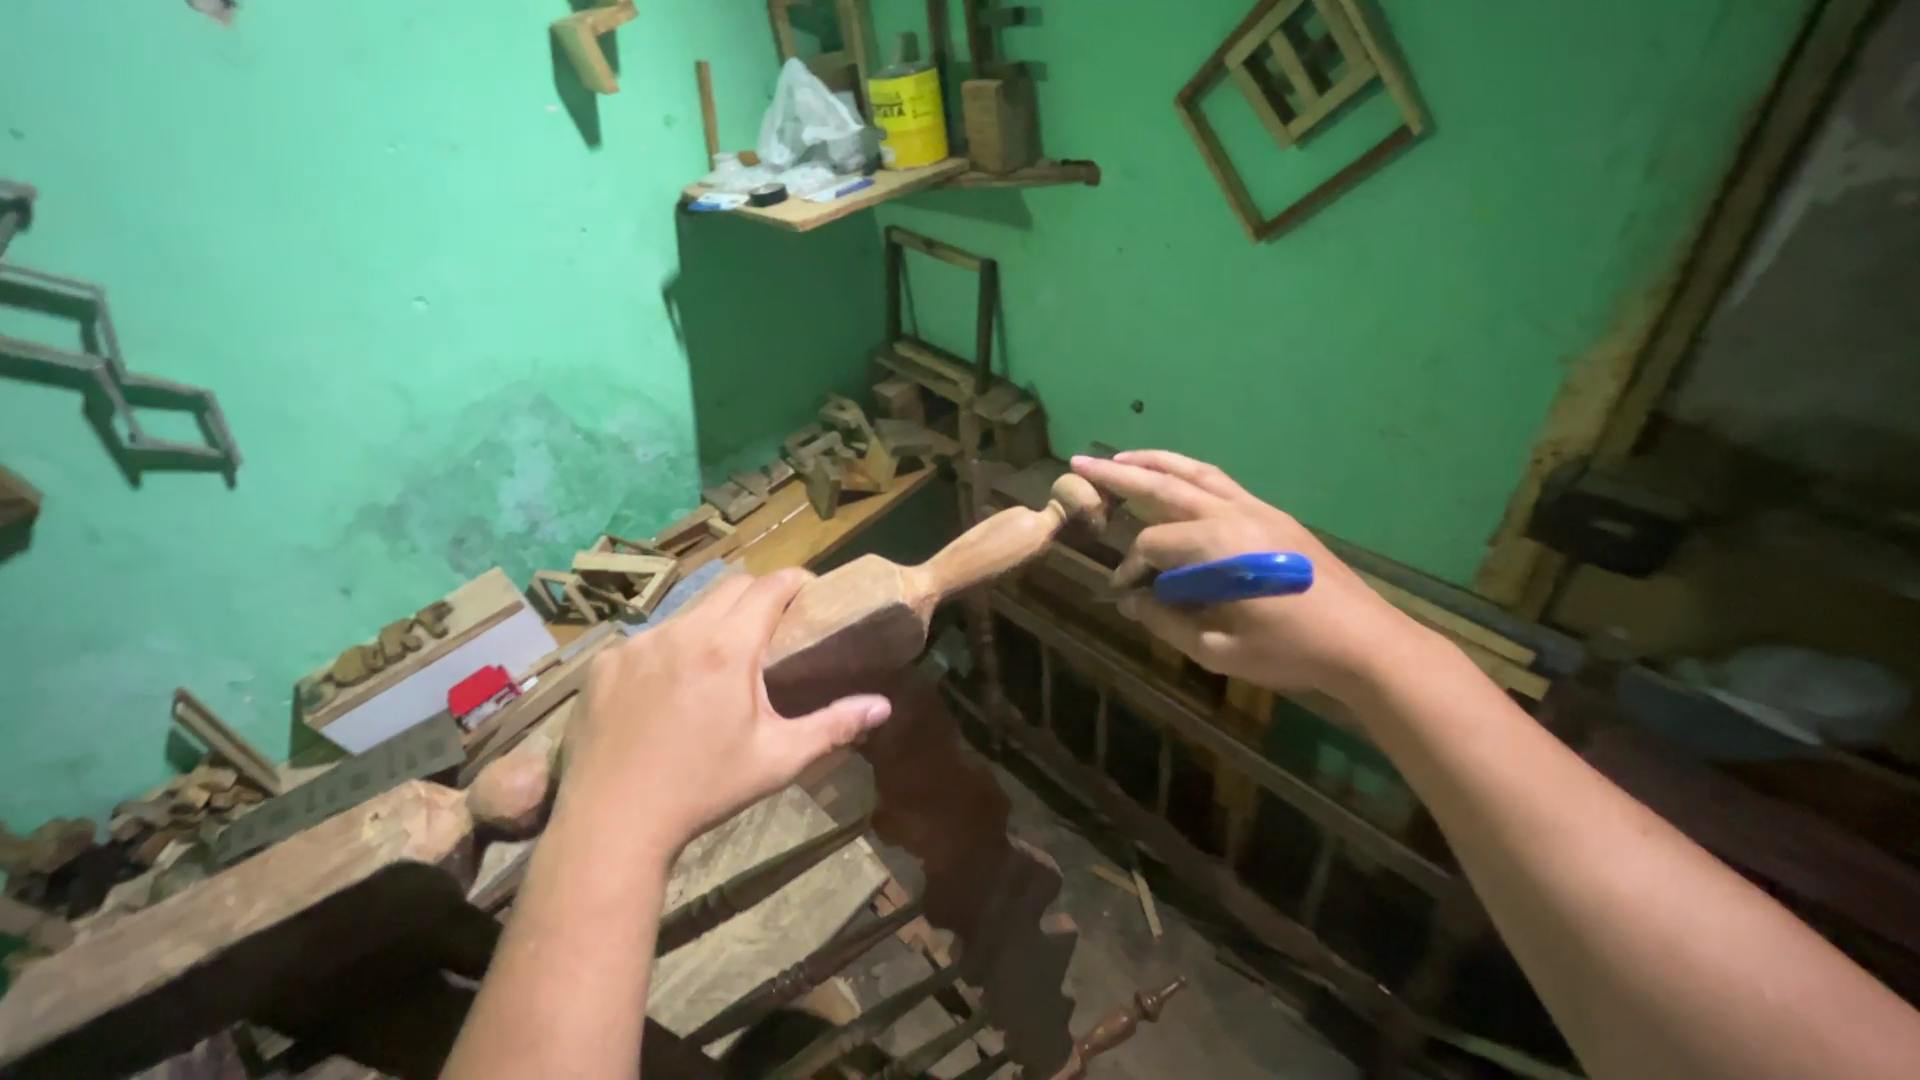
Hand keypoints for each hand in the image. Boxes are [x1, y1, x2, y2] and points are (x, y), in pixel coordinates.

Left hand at [561, 570, 893, 856]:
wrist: (614, 823)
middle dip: (759, 595)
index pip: (770, 586)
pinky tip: (668, 689)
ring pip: (688, 612)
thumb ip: (834, 726)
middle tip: (774, 625)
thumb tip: (883, 706)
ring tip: (721, 661)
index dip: (795, 580)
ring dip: (713, 623)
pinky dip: (669, 650)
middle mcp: (681, 632)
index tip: (810, 590)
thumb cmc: (705, 790)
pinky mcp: (604, 664)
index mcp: (727, 649)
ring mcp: (636, 645)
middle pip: (730, 588)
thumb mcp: (778, 759)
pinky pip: (648, 640)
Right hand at [1071, 451, 1410, 701]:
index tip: (1124, 595)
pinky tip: (1174, 481)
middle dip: (1118, 474)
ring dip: (1154, 462)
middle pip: (1165, 486)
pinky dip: (1188, 474)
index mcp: (1218, 548)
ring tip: (1120, 457)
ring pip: (1195, 473)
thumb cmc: (1290, 651)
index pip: (1153, 547)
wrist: (1364, 642)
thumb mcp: (1219, 651)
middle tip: (1080, 462)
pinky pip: (1221, 482)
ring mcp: (1257, 509)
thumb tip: (1132, 602)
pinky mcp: (1273, 514)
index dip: (1130, 570)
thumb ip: (1168, 622)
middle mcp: (1234, 515)